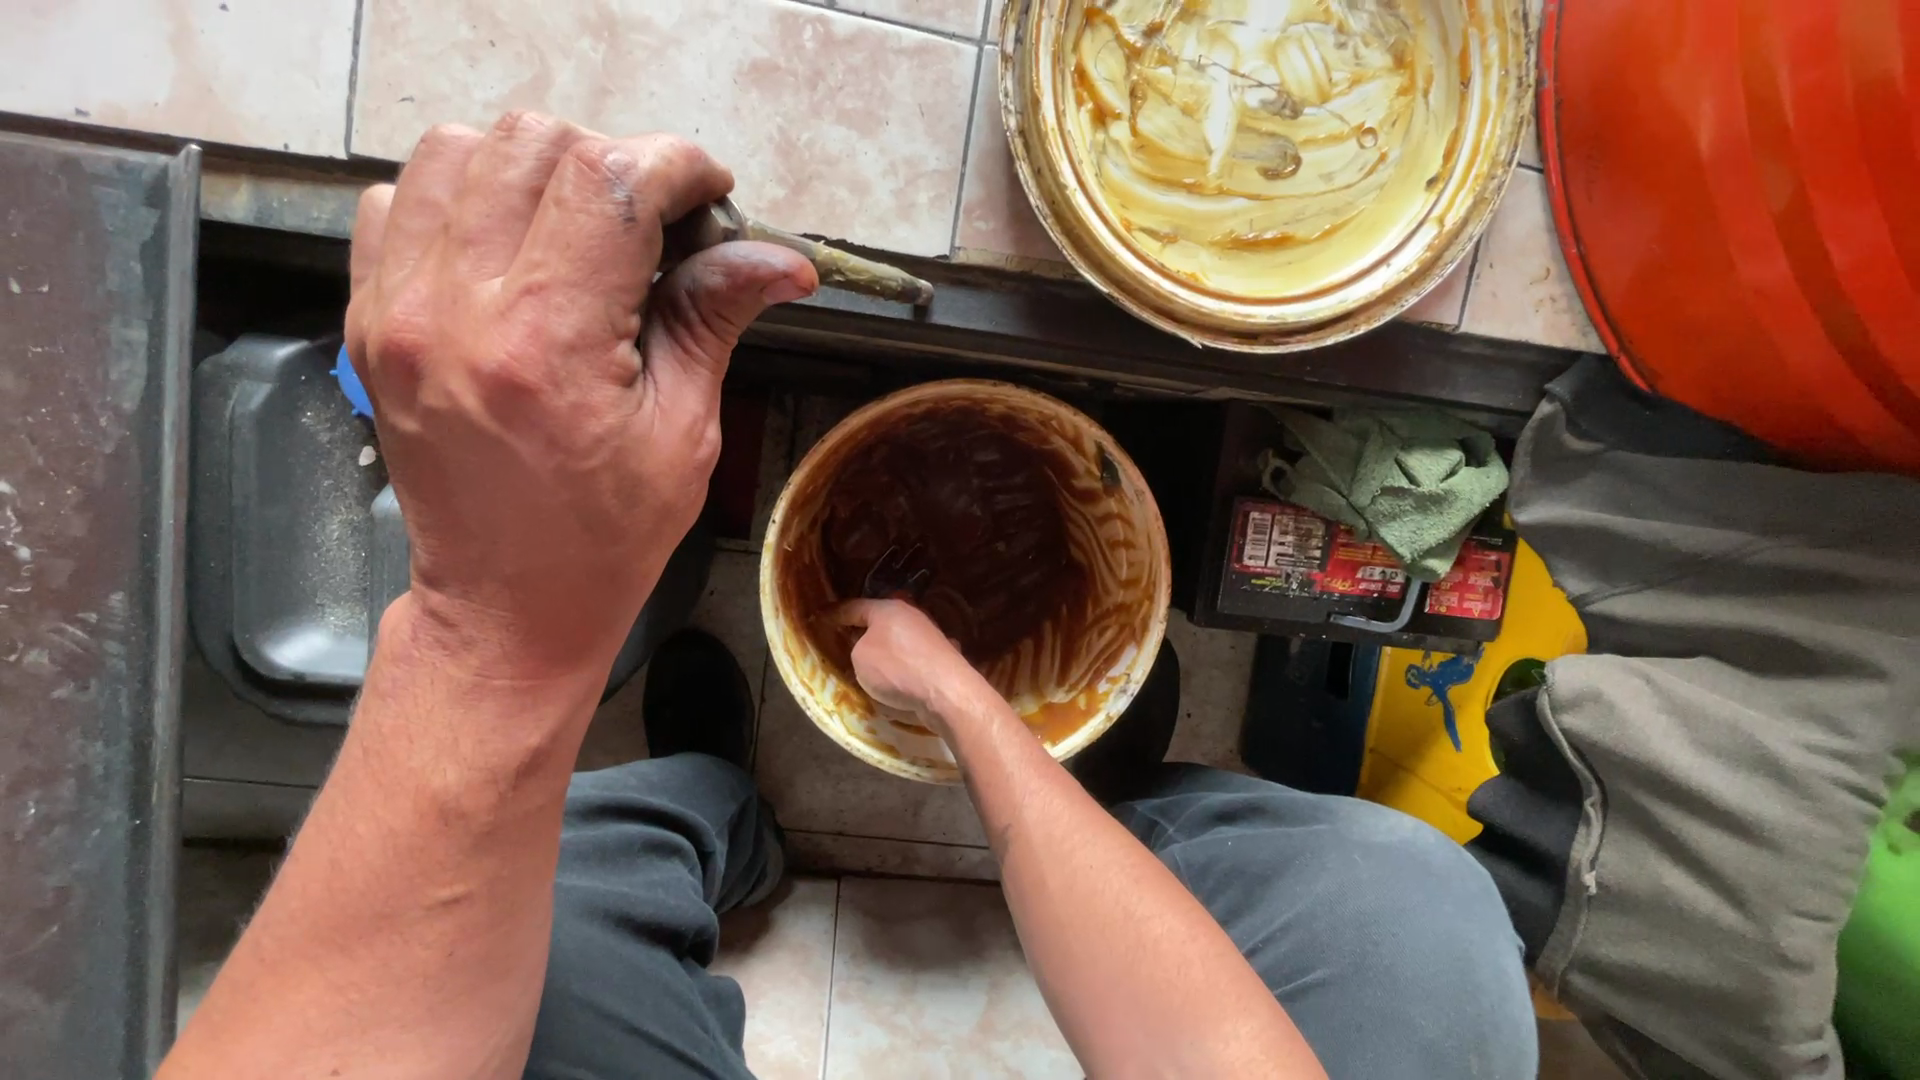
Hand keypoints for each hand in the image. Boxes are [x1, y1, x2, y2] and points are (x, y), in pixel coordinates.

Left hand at [346, 112, 816, 679]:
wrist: (506, 601)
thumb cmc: (608, 535)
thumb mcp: (683, 432)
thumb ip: (713, 319)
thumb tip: (782, 261)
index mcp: (548, 342)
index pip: (611, 181)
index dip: (678, 167)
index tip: (713, 194)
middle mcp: (455, 307)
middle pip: (537, 145)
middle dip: (618, 165)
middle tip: (661, 224)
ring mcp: (397, 308)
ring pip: (462, 149)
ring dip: (543, 170)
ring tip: (590, 231)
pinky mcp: (370, 319)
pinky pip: (402, 197)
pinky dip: (468, 195)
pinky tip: (518, 250)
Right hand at [834, 599, 990, 725]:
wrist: (946, 692)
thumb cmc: (896, 669)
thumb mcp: (860, 658)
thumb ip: (856, 648)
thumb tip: (868, 646)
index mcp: (888, 609)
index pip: (854, 607)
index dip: (835, 614)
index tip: (821, 618)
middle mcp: (912, 615)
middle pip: (882, 618)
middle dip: (866, 627)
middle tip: (849, 637)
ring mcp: (931, 634)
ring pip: (901, 636)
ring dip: (888, 645)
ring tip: (875, 658)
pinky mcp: (943, 656)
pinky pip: (915, 655)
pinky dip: (906, 661)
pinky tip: (903, 672)